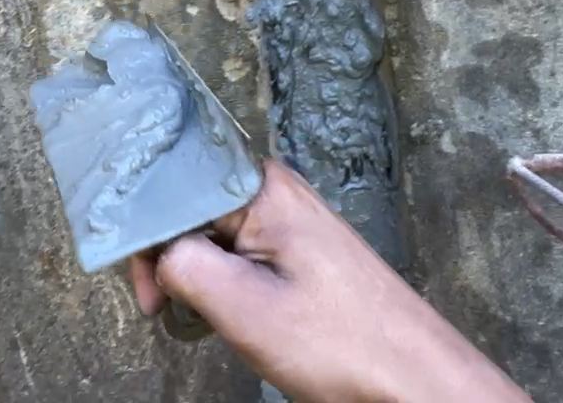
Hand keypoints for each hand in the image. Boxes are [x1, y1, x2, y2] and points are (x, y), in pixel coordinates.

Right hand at [130, 161, 528, 402]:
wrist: (415, 377)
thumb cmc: (339, 342)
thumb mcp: (244, 307)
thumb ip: (185, 264)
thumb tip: (159, 250)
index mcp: (260, 185)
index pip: (175, 186)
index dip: (148, 235)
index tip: (146, 291)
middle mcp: (273, 186)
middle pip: (193, 202)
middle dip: (169, 252)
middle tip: (162, 307)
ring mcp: (288, 214)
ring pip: (214, 227)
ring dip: (195, 268)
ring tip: (196, 313)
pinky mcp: (297, 243)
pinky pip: (239, 245)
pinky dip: (222, 275)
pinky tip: (225, 307)